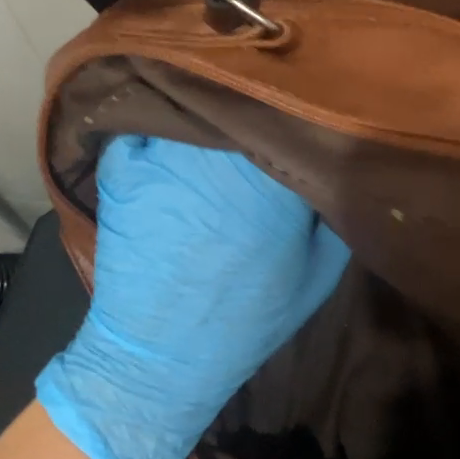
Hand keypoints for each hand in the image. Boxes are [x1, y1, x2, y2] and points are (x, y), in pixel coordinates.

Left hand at [35, 135, 350, 458]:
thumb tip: (333, 157)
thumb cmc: (249, 317)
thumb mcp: (319, 272)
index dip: (294, 114)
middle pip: (239, 101)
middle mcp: (219, 154)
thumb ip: (334, 209)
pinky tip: (170, 139)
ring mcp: (165, 155)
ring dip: (203, 107)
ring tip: (214, 114)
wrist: (162, 357)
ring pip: (191, 103)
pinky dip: (157, 126)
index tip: (298, 116)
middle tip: (254, 114)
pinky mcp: (125, 166)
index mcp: (274, 177)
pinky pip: (144, 123)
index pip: (292, 117)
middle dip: (248, 104)